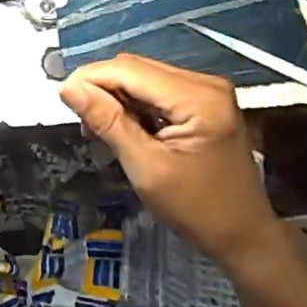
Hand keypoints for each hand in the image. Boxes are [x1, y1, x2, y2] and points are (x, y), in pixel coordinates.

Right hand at [59, 55, 287, 272]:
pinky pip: (156, 90)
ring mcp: (207, 91)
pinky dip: (133, 104)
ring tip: (98, 128)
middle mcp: (205, 83)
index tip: (62, 98)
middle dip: (101, 88)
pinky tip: (122, 127)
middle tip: (81, 121)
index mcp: (198, 98)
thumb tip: (68, 88)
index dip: (90, 78)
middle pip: (135, 69)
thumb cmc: (196, 209)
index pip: (129, 70)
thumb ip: (107, 122)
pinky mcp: (203, 101)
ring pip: (142, 77)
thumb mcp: (145, 167)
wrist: (244, 236)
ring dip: (114, 97)